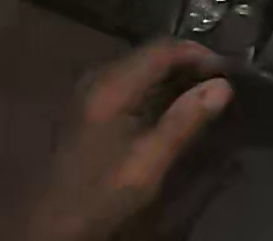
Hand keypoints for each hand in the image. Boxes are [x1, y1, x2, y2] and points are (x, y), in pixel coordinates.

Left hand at [22, 40, 233, 240]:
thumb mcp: (148, 165)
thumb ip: (185, 121)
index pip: (162, 49)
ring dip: (173, 72)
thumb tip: (224, 86)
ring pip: (142, 63)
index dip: (196, 52)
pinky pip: (130, 77)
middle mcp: (100, 73)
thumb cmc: (100, 197)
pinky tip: (171, 104)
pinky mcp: (90, 99)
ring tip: (202, 91)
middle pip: (152, 52)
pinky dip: (156, 83)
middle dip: (187, 61)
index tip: (225, 68)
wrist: (46, 226)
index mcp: (113, 84)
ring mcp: (92, 84)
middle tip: (218, 81)